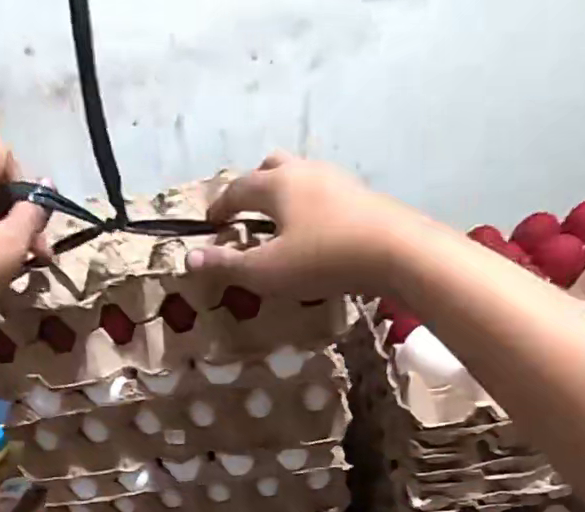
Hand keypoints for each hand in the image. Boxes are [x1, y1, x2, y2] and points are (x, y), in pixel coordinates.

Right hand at [185, 152, 424, 297]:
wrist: (395, 251)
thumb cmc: (323, 260)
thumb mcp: (267, 271)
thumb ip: (227, 265)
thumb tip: (189, 258)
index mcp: (276, 184)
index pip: (238, 188)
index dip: (220, 205)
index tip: (210, 221)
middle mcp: (304, 172)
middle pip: (271, 166)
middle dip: (253, 186)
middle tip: (246, 211)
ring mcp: (336, 180)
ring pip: (301, 176)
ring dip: (283, 193)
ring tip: (280, 221)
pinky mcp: (360, 196)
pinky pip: (324, 192)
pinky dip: (309, 205)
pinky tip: (316, 230)